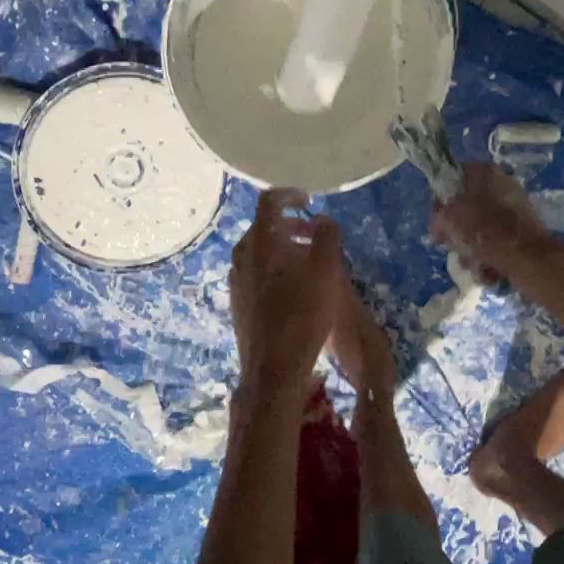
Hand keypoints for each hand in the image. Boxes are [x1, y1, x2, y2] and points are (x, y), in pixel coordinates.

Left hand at [229, 188, 349, 399]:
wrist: (272, 369)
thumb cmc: (302, 315)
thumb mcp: (326, 271)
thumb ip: (327, 236)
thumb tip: (322, 218)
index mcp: (260, 240)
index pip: (270, 200)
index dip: (291, 194)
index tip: (310, 201)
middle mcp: (242, 255)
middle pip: (265, 225)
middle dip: (292, 224)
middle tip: (316, 234)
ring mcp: (236, 279)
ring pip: (260, 250)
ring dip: (284, 247)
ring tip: (310, 262)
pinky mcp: (238, 301)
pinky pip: (257, 271)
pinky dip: (275, 267)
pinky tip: (294, 288)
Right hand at [430, 162, 556, 281]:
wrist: (529, 258)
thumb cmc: (484, 231)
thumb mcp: (449, 219)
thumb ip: (439, 217)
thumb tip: (440, 224)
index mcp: (484, 173)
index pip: (453, 179)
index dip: (440, 201)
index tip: (437, 221)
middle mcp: (502, 186)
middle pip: (467, 208)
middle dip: (456, 232)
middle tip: (450, 245)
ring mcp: (515, 210)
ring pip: (481, 230)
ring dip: (471, 251)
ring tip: (472, 265)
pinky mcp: (524, 232)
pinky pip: (497, 243)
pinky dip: (489, 259)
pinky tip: (488, 271)